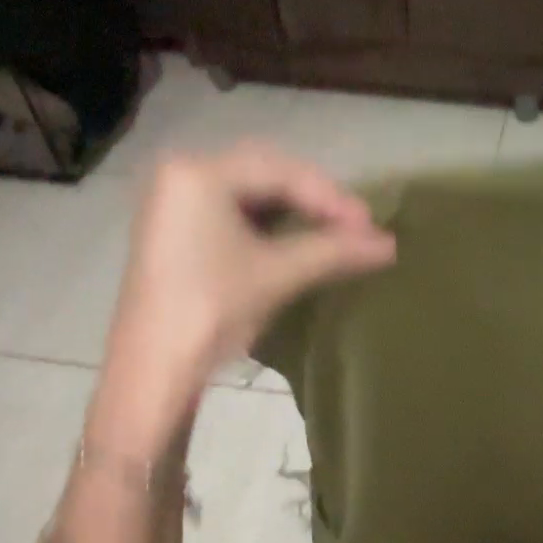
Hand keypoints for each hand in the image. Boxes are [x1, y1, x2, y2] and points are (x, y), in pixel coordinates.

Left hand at [95, 146, 395, 434]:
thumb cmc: (212, 311)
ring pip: (248, 193)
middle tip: (355, 226)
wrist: (153, 369)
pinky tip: (293, 241)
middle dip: (314, 200)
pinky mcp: (173, 229)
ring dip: (292, 210)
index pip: (281, 172)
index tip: (370, 225)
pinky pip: (230, 212)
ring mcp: (172, 201)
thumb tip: (390, 245)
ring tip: (332, 233)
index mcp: (199, 173)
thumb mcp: (277, 275)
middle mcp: (180, 173)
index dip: (331, 198)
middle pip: (264, 175)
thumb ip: (334, 251)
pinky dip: (266, 223)